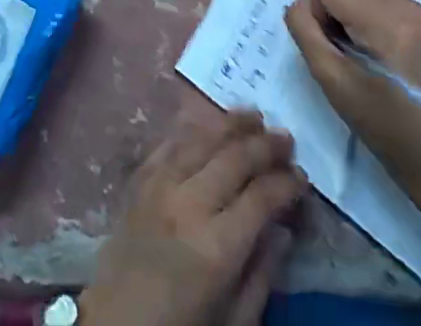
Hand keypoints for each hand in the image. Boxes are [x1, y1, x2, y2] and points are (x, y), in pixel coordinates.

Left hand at [79, 109, 304, 325]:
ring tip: (252, 114)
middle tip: (285, 137)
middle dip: (263, 145)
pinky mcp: (138, 182)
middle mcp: (188, 206)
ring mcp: (159, 188)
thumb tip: (282, 228)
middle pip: (232, 160)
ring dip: (228, 125)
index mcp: (218, 246)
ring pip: (199, 141)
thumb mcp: (236, 318)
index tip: (302, 178)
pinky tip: (206, 123)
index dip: (286, 184)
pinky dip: (190, 130)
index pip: (261, 198)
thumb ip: (263, 272)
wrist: (117, 323)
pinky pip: (167, 145)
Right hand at [284, 0, 420, 155]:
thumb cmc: (376, 118)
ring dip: (341, 12)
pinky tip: (367, 48)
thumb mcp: (328, 76)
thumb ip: (304, 27)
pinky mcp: (413, 15)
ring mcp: (412, 7)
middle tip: (340, 49)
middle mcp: (403, 1)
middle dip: (327, 8)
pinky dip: (355, 16)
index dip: (315, 6)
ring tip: (354, 51)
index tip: (328, 42)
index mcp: (385, 17)